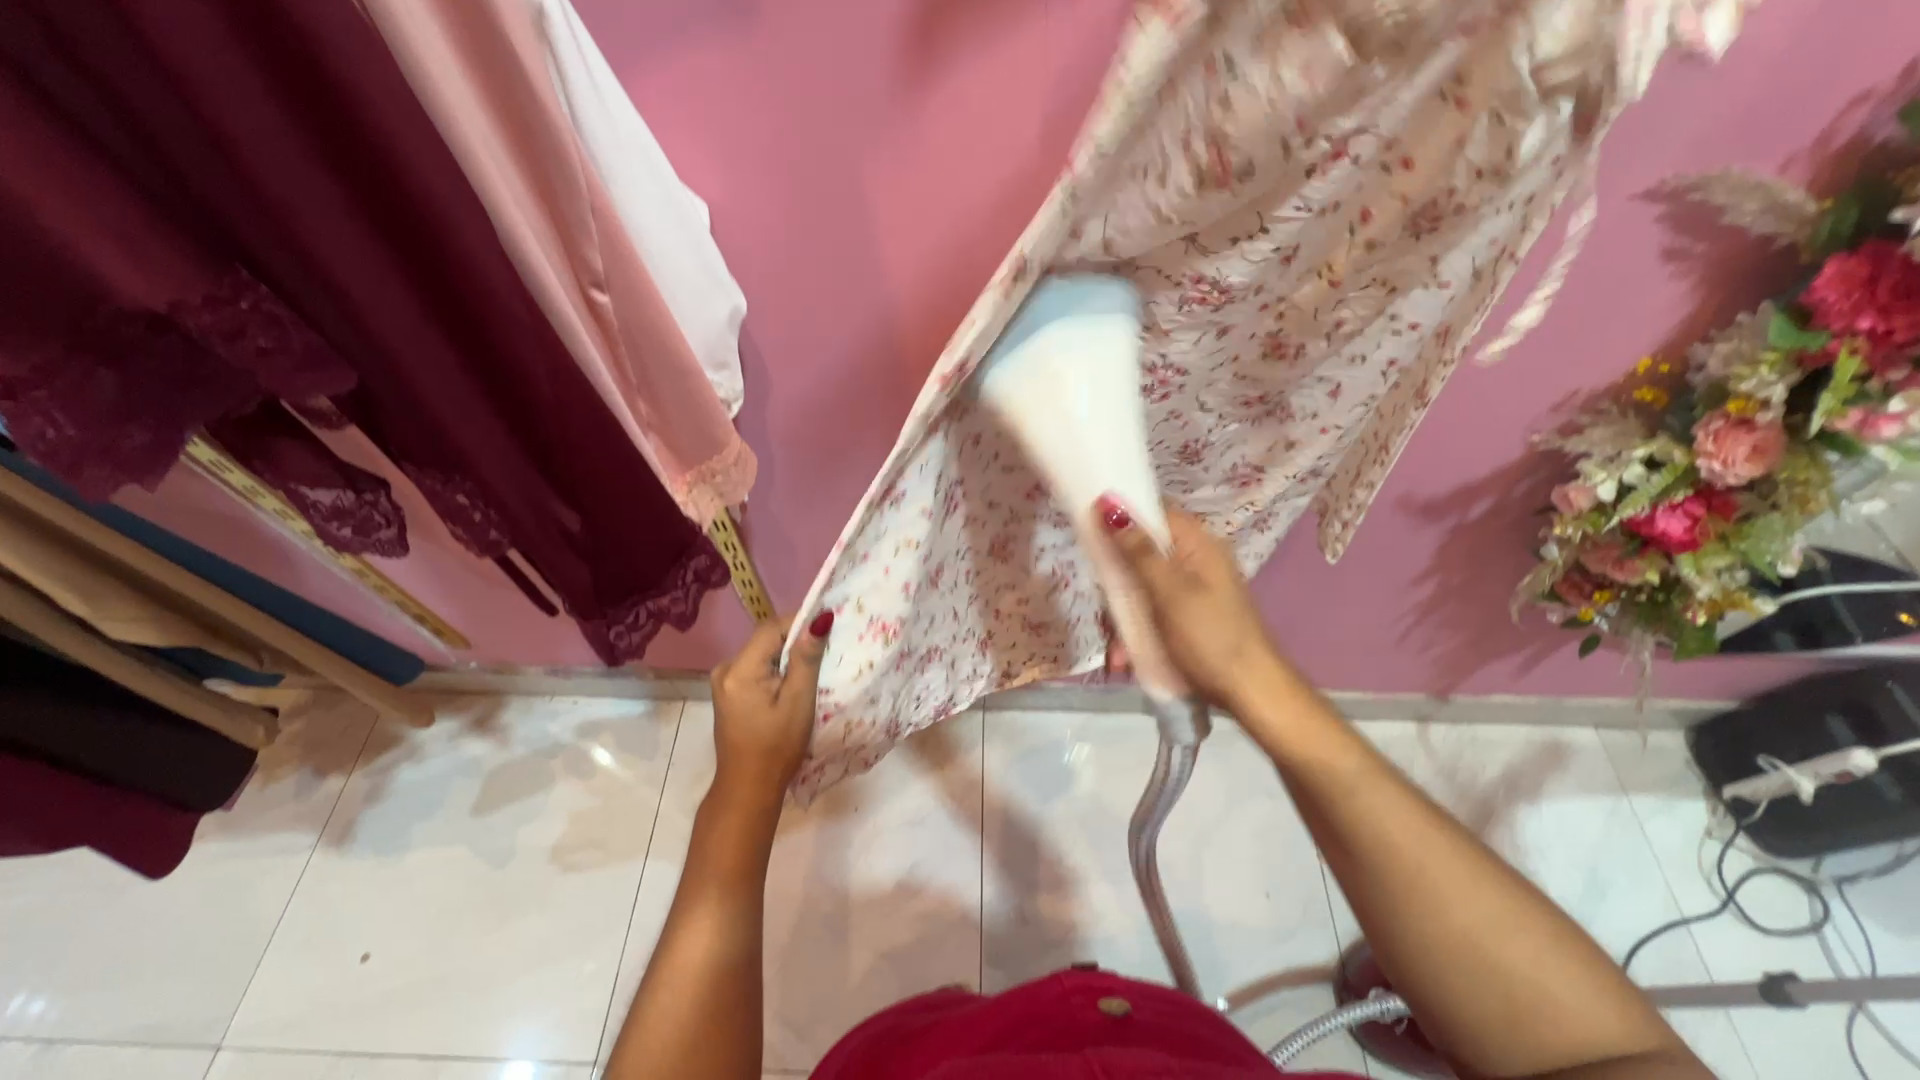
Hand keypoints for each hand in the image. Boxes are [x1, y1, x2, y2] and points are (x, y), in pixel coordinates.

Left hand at [707, 611, 831, 798]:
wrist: (748, 787)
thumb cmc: (777, 746)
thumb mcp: (799, 701)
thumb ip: (806, 658)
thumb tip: (819, 619)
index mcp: (739, 669)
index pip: (771, 627)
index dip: (799, 623)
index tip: (826, 630)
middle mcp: (725, 669)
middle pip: (765, 640)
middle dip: (794, 642)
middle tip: (824, 652)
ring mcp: (724, 682)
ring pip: (762, 654)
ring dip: (785, 658)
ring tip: (812, 670)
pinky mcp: (729, 693)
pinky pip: (756, 669)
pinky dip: (775, 671)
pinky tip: (791, 687)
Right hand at [1096, 496, 1286, 712]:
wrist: (1251, 694)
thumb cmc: (1210, 637)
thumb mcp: (1169, 592)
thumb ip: (1137, 551)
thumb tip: (1108, 502)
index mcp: (1197, 544)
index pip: (1154, 511)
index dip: (1121, 516)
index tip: (1090, 533)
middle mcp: (1194, 562)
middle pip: (1141, 553)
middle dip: (1116, 584)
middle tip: (1105, 608)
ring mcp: (1191, 592)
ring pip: (1140, 589)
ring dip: (1123, 618)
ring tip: (1117, 651)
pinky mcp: (1187, 620)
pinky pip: (1151, 616)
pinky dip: (1137, 635)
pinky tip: (1127, 661)